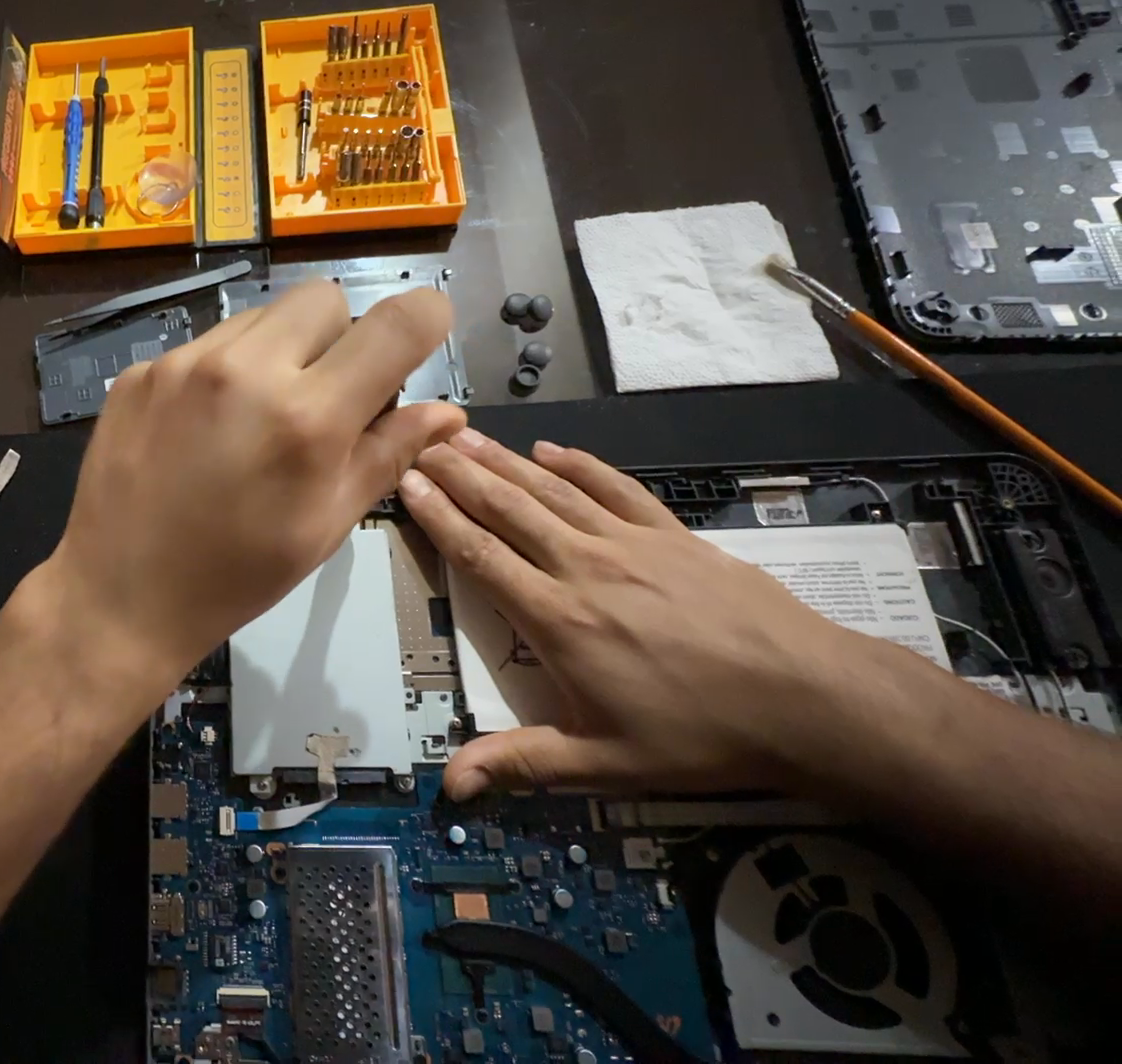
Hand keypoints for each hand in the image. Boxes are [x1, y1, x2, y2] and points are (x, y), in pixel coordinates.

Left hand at [45, 280, 467, 701]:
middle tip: (323, 396)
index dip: (425, 320)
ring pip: (260, 316)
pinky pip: (204, 344)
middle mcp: (246, 370)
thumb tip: (448, 412)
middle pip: (323, 299)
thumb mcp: (325, 525)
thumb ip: (387, 454)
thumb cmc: (237, 574)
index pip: (396, 324)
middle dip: (340, 337)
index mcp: (308, 418)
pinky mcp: (139, 372)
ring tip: (256, 415)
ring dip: (278, 351)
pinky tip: (203, 426)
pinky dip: (223, 370)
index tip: (419, 340)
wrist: (122, 595)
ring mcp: (183, 364)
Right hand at [400, 433, 886, 797]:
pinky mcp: (673, 535)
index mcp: (558, 619)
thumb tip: (451, 786)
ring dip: (503, 460)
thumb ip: (521, 763)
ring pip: (552, 490)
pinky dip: (579, 464)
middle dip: (458, 474)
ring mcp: (631, 544)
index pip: (481, 555)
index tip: (408, 484)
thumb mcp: (603, 764)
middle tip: (421, 445)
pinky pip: (615, 487)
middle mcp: (585, 568)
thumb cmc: (701, 736)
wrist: (813, 702)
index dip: (438, 517)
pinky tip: (550, 449)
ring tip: (465, 435)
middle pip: (508, 508)